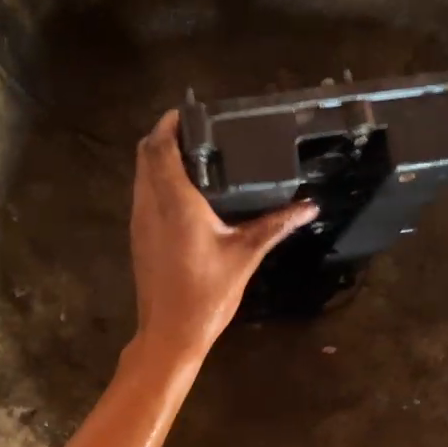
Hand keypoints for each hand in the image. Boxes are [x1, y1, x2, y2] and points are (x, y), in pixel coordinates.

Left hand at [128, 110, 316, 361]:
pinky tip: (183, 192)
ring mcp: (139, 222)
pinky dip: (155, 181)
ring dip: (157, 159)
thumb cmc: (207, 293)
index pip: (160, 148)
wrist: (170, 333)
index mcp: (174, 202)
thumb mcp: (245, 255)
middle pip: (144, 156)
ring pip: (140, 176)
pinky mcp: (138, 237)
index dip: (169, 125)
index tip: (188, 113)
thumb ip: (275, 225)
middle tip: (195, 131)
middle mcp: (149, 205)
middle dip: (163, 137)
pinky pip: (142, 195)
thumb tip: (309, 206)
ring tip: (192, 155)